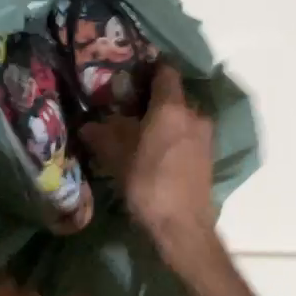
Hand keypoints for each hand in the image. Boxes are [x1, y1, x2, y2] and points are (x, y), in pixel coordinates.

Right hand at [79, 65, 218, 263]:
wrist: (182, 227)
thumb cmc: (147, 183)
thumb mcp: (116, 156)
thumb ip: (102, 134)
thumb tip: (87, 125)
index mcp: (172, 107)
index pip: (165, 71)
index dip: (148, 68)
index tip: (129, 74)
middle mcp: (194, 115)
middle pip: (173, 96)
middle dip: (152, 99)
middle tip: (127, 108)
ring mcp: (205, 137)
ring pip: (181, 118)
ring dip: (163, 121)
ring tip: (139, 133)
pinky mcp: (208, 157)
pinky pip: (187, 136)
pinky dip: (172, 137)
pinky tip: (155, 153)